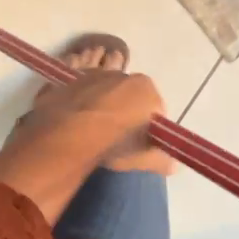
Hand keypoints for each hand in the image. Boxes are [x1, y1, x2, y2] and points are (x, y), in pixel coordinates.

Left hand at [0, 71, 173, 223]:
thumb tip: (171, 165)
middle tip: (117, 129)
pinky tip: (73, 90)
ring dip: (101, 90)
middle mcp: (121, 74)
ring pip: (102, 80)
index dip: (150, 124)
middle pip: (128, 92)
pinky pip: (75, 74)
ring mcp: (91, 73)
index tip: (141, 139)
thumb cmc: (113, 144)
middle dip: (125, 105)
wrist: (67, 136)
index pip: (155, 107)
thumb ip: (160, 160)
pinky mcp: (66, 77)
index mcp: (145, 89)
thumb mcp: (142, 159)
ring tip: (97, 106)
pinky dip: (77, 82)